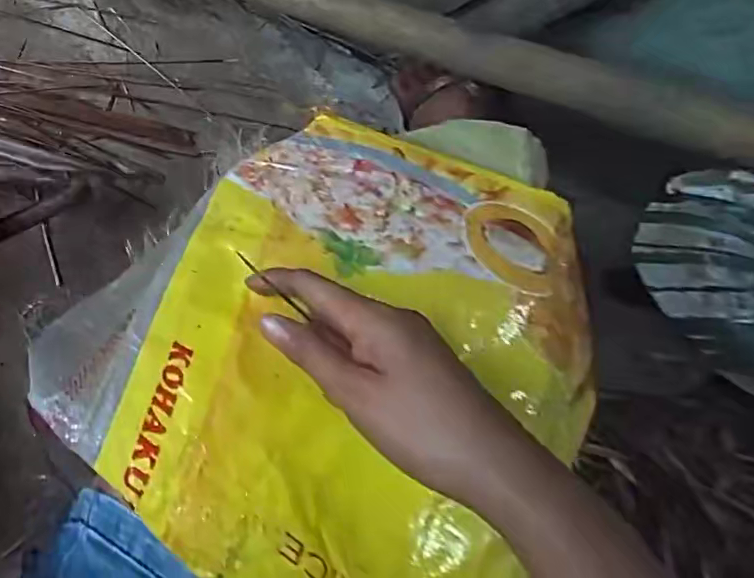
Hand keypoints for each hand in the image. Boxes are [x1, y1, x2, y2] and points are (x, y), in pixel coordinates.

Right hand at [247, 267, 554, 507]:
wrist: (505, 472)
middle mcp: (395, 318)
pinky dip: (350, 353)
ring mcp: (414, 338)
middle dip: (304, 318)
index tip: (248, 286)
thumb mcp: (353, 394)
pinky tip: (354, 386)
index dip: (279, 280)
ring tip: (322, 378)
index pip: (315, 285)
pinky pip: (373, 342)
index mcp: (375, 319)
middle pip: (335, 304)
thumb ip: (308, 353)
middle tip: (283, 349)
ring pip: (354, 326)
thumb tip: (267, 318)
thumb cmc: (419, 429)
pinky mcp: (426, 359)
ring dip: (328, 340)